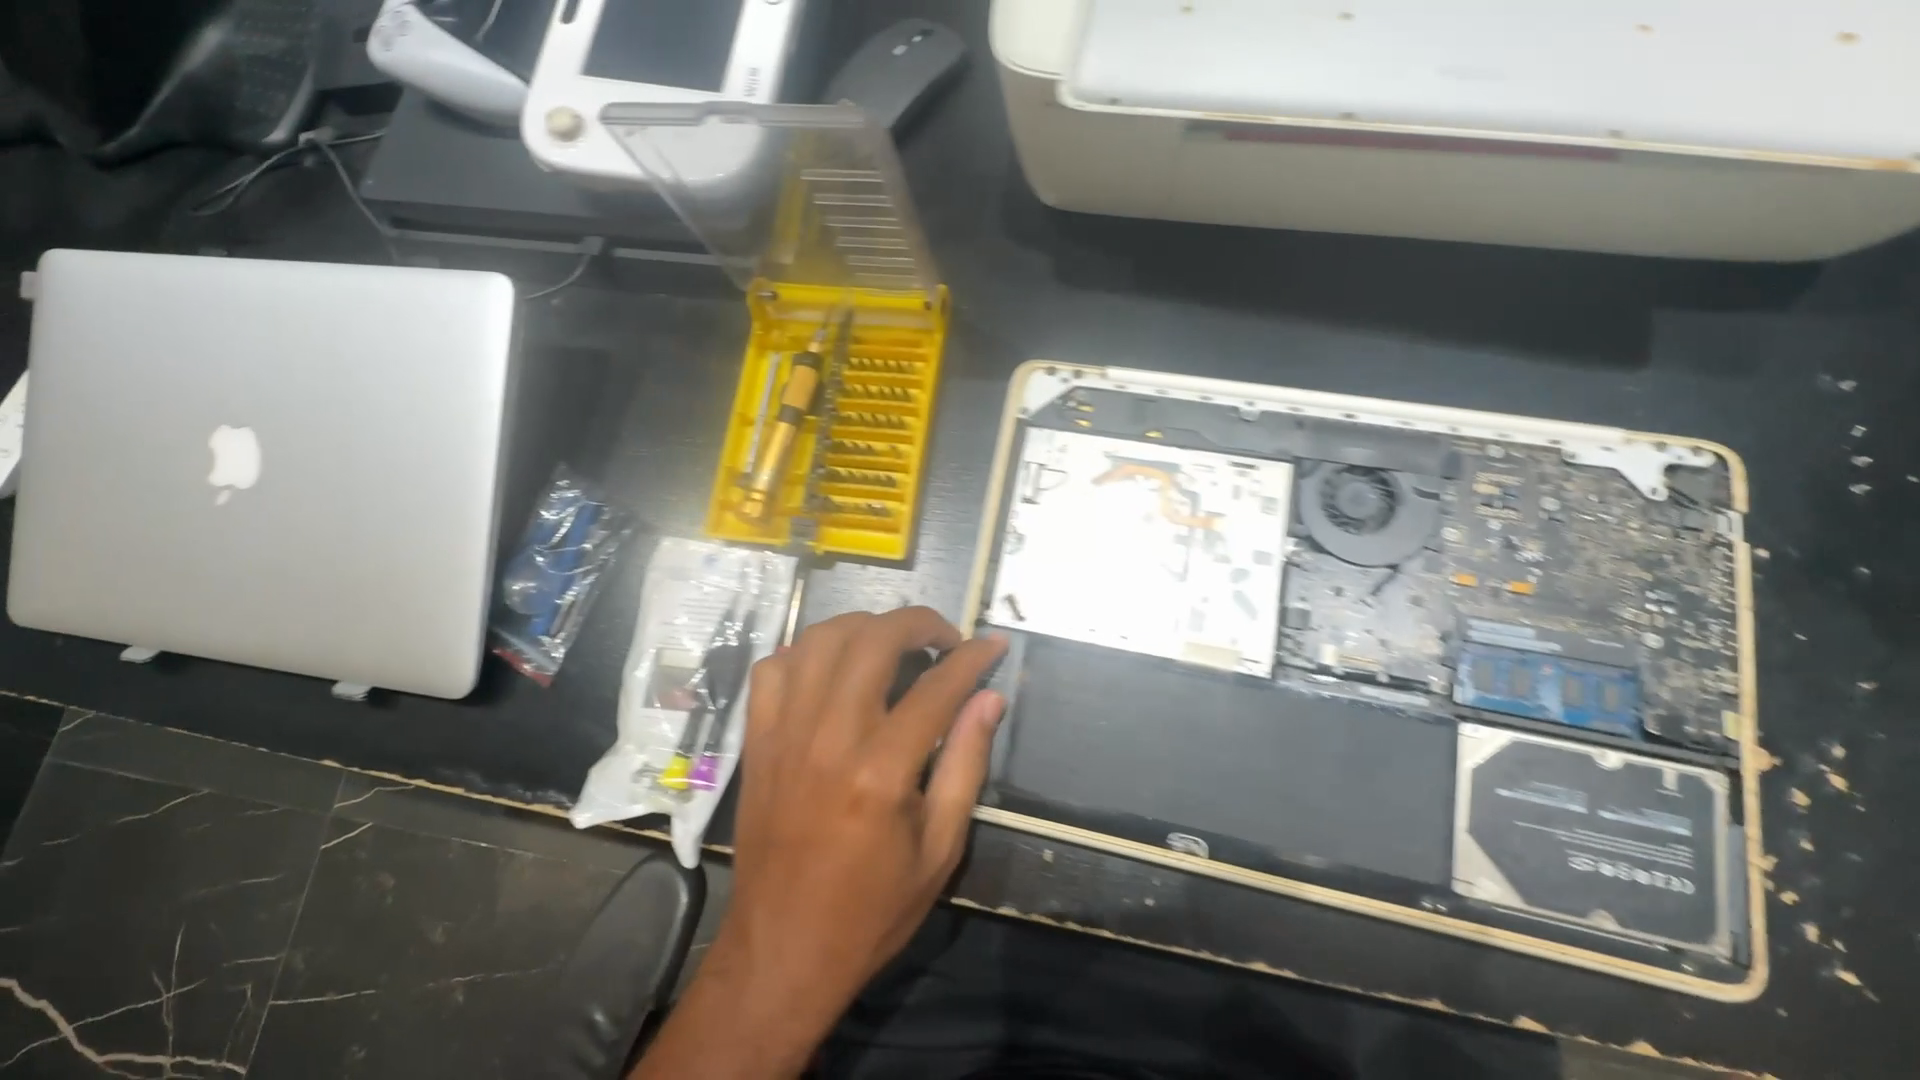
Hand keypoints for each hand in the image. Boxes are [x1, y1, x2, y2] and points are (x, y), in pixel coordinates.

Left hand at [632, 607, 1006, 1079]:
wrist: (782, 951)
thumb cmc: (872, 910)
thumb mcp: (939, 849)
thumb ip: (965, 764)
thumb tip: (989, 698)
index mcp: (881, 771)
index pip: (936, 687)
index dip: (972, 658)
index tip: (994, 645)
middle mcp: (828, 737)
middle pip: (873, 641)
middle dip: (918, 623)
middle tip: (946, 639)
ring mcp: (784, 734)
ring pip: (819, 640)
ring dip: (864, 626)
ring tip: (894, 643)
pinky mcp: (757, 742)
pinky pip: (773, 669)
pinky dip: (805, 651)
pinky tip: (832, 667)